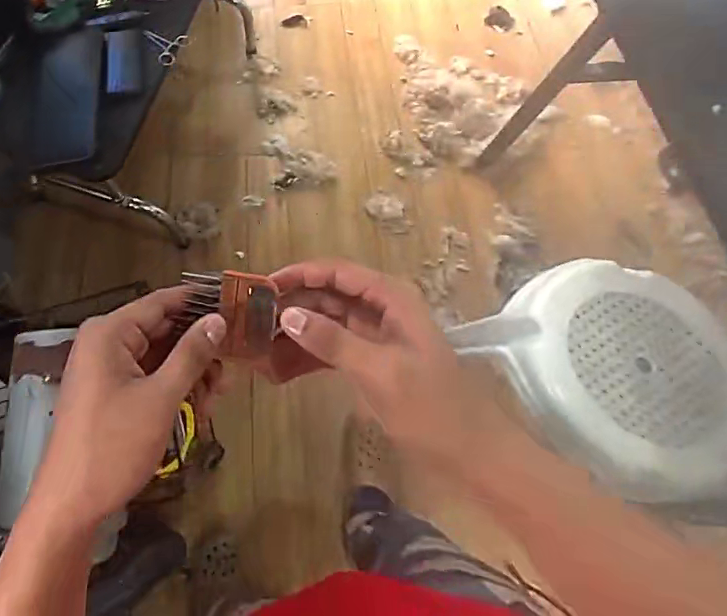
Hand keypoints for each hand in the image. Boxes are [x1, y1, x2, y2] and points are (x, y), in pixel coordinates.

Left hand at [26, 286, 225, 525]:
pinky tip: (197, 406)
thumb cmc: (113, 447)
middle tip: (231, 365)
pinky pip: (148, 375)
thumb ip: (191, 354)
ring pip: (160, 355)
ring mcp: (105, 368)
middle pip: (163, 329)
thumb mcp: (161, 398)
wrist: (68, 509)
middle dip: (198, 348)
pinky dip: (173, 387)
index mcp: (109, 332)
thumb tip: (217, 319)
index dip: (200, 304)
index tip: (235, 308)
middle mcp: (105, 341)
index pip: (163, 302)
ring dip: (190, 372)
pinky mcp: (108, 391)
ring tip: (215, 396)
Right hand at [262, 262, 516, 469]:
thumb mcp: (380, 372)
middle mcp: (381, 309)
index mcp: (391, 297)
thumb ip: (333, 341)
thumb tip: (287, 314)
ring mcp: (375, 336)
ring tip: (259, 344)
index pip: (337, 272)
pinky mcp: (371, 362)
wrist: (474, 454)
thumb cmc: (433, 407)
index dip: (300, 273)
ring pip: (327, 321)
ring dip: (297, 331)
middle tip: (252, 318)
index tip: (264, 285)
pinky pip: (332, 348)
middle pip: (329, 294)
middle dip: (293, 303)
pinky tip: (279, 368)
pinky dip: (308, 355)